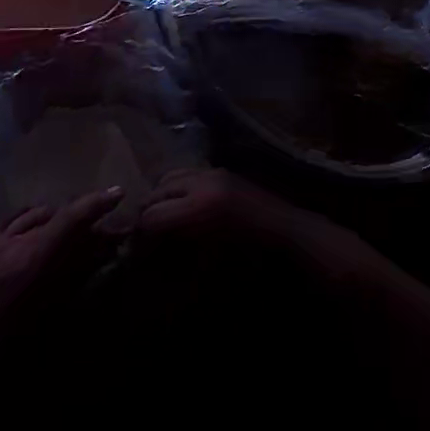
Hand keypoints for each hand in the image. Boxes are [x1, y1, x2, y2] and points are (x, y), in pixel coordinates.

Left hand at [0, 186, 125, 369]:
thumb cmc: (8, 361)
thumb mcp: (51, 321)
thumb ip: (75, 281)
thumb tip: (99, 257)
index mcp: (28, 259)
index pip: (68, 219)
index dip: (95, 204)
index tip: (118, 194)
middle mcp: (8, 244)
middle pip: (50, 216)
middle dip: (79, 219)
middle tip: (104, 232)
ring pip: (28, 217)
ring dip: (55, 220)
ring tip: (75, 234)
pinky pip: (9, 228)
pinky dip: (31, 226)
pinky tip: (40, 241)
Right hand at [138, 168, 318, 240]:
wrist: (291, 235)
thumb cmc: (253, 257)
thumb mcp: (211, 258)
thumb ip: (177, 247)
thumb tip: (150, 246)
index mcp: (200, 207)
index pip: (152, 216)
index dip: (141, 232)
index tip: (137, 245)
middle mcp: (203, 183)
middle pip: (157, 192)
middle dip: (147, 211)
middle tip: (144, 231)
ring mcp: (213, 173)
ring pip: (169, 178)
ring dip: (161, 196)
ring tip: (161, 215)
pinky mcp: (221, 172)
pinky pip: (188, 174)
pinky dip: (177, 187)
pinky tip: (181, 205)